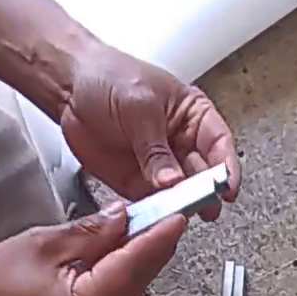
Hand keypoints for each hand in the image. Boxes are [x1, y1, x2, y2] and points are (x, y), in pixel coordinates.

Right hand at [0, 203, 185, 295]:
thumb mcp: (42, 245)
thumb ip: (91, 233)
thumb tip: (124, 218)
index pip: (137, 264)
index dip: (160, 235)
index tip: (179, 214)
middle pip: (138, 280)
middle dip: (149, 244)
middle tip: (159, 211)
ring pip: (128, 292)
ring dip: (133, 260)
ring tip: (134, 227)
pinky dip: (118, 279)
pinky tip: (116, 256)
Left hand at [60, 43, 241, 212]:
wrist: (70, 88)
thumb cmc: (109, 78)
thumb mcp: (139, 107)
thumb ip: (155, 148)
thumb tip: (171, 180)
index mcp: (192, 116)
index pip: (219, 144)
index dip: (226, 168)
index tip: (226, 189)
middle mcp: (181, 145)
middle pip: (202, 176)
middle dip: (203, 194)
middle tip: (202, 207)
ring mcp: (161, 168)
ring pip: (180, 195)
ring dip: (180, 207)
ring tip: (177, 213)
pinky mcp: (139, 185)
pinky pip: (154, 205)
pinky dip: (156, 213)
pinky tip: (156, 216)